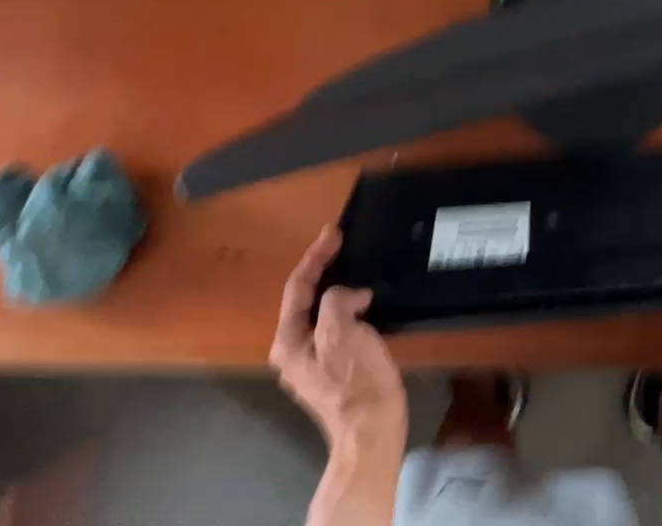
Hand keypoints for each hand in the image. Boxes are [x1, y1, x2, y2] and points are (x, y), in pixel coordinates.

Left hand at [271, 226, 406, 446]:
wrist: (372, 430)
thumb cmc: (355, 381)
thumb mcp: (342, 333)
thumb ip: (337, 302)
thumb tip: (349, 295)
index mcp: (289, 341)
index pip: (297, 287)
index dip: (315, 256)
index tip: (333, 231)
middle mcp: (294, 349)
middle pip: (306, 298)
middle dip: (322, 268)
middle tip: (343, 242)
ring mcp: (314, 360)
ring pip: (322, 311)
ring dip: (336, 285)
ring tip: (353, 264)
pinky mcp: (335, 367)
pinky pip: (337, 324)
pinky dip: (348, 304)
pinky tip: (365, 299)